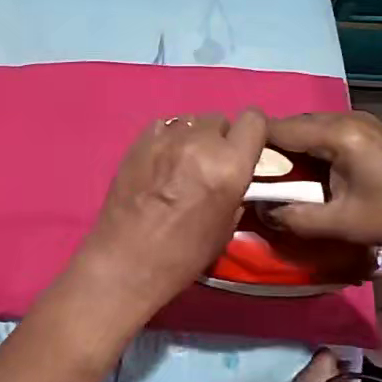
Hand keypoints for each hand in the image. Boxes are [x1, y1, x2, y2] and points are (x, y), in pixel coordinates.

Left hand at [67, 110, 266, 323]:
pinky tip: (161, 162)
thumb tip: (234, 175)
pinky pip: (164, 126)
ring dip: (194, 137)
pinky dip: (168, 138)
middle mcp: (200, 142)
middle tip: (211, 165)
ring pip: (191, 120)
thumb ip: (236, 189)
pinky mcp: (139, 140)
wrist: (127, 261)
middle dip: (220, 139)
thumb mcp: (227, 227)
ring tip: (184, 163)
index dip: (253, 134)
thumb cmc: (184, 254)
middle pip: (220, 120)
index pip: (254, 120)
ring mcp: (166, 137)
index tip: (246, 150)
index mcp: (228, 164)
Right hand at [264, 112, 381, 251]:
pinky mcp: (368, 130)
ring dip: (289, 148)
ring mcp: (359, 121)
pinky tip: (304, 171)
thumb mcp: (341, 223)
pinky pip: (325, 132)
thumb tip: (261, 212)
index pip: (278, 129)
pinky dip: (308, 147)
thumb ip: (294, 218)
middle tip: (251, 176)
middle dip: (269, 147)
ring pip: (308, 127)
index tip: (233, 167)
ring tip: (273, 176)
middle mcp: (345, 117)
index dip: (252, 146)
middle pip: (291, 124)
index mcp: (336, 133)